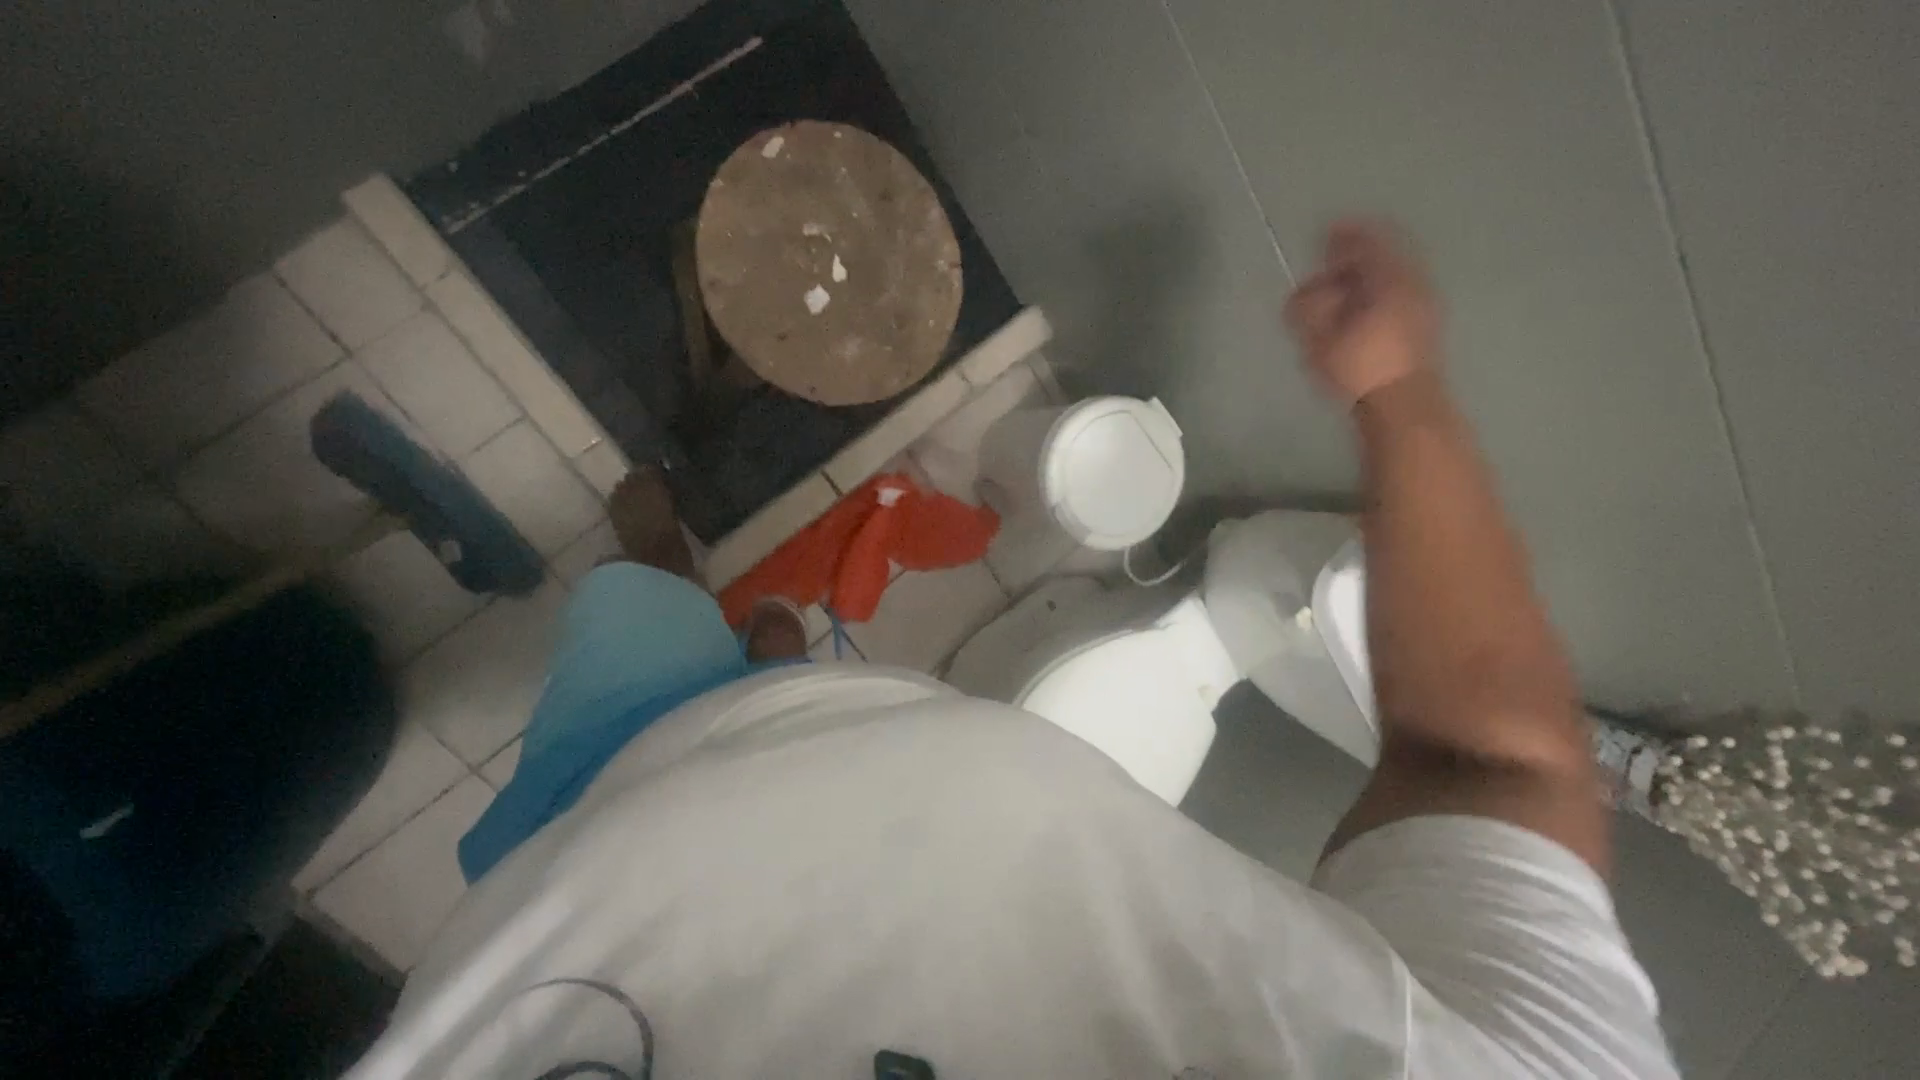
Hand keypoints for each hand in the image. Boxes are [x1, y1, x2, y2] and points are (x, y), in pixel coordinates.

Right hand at [1284, 221, 1440, 407]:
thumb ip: (1308, 307)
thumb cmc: (1359, 367)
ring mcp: (1425, 305)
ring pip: (1393, 279)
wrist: (1404, 406)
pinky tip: (1359, 319)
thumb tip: (1304, 291)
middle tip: (1327, 271)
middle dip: (1353, 261)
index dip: (1343, 235)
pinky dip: (1377, 299)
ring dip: (1366, 283)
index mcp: (1390, 277)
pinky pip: (1399, 298)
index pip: (1367, 240)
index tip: (1323, 236)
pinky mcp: (1426, 328)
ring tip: (1339, 300)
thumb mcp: (1320, 337)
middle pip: (1384, 257)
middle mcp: (1414, 283)